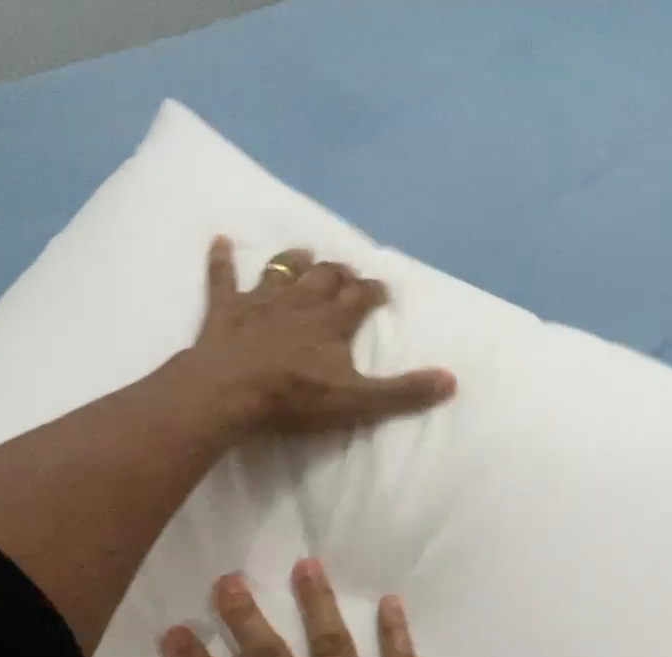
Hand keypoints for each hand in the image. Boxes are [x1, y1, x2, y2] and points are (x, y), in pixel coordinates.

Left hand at [180, 238, 455, 436]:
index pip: (361, 297)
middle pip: (325, 278)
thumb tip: (451, 380)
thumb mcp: (357, 402)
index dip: (374, 291)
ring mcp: (259, 301)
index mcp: (332, 321)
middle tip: (348, 274)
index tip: (383, 290)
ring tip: (305, 253)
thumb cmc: (294, 398)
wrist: (229, 393)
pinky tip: (220, 240)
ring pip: (281, 270)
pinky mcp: (224, 310)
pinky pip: (222, 277)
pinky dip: (222, 259)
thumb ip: (403, 392)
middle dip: (340, 273)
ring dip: (294, 261)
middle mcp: (300, 302)